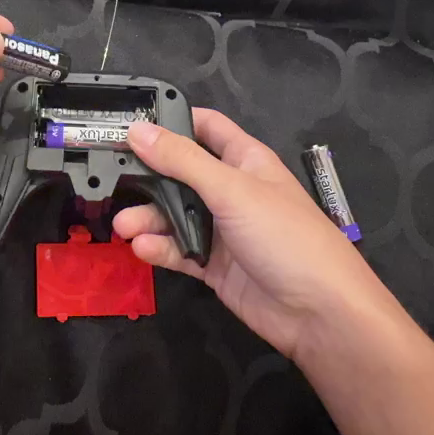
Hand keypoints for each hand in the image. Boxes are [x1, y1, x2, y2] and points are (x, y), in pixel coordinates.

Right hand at [113, 109, 389, 359]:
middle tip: (112, 178)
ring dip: (148, 217)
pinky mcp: (214, 266)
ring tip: (123, 227)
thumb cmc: (284, 236)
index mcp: (244, 159)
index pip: (204, 126)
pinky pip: (179, 250)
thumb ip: (182, 160)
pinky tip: (144, 249)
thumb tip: (137, 129)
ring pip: (175, 214)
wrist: (321, 315)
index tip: (131, 122)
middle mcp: (231, 190)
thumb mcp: (232, 190)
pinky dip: (160, 248)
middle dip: (148, 176)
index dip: (171, 119)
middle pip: (180, 172)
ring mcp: (223, 229)